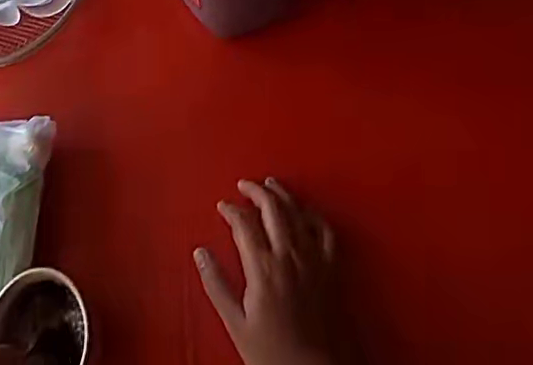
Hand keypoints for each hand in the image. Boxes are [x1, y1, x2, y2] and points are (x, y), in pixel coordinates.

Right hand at [195, 178, 355, 364]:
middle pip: (271, 207)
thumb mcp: (236, 324)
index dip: (231, 210)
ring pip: (297, 211)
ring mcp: (313, 256)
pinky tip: (304, 209)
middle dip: (255, 190)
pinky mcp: (332, 265)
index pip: (244, 223)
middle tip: (244, 185)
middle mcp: (289, 254)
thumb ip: (216, 284)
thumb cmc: (275, 354)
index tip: (222, 206)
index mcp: (263, 267)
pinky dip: (312, 213)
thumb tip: (200, 253)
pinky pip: (324, 228)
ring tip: (270, 184)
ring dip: (281, 193)